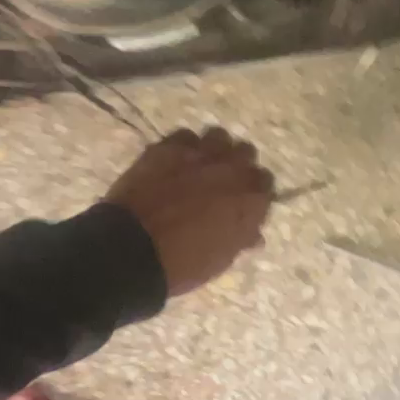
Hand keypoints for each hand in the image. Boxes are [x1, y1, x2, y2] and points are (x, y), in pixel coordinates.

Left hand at [105, 127, 273, 296]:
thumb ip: (240, 238)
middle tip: (222, 184)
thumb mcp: (221, 259)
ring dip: (214, 150)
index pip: (265, 184)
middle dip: (237, 166)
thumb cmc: (184, 263)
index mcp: (251, 200)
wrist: (133, 249)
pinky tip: (175, 163)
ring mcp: (200, 154)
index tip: (242, 203)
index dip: (254, 193)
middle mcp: (232, 170)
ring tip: (200, 167)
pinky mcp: (169, 147)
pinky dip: (184, 147)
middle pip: (245, 154)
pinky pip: (186, 136)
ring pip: (219, 137)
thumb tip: (253, 233)